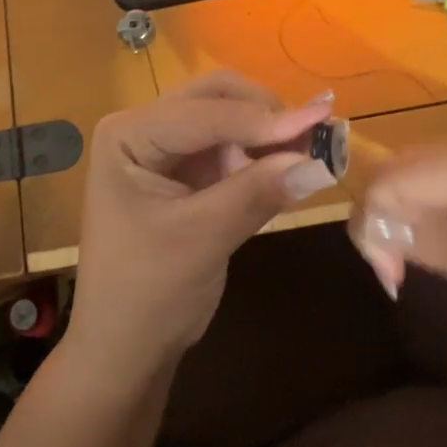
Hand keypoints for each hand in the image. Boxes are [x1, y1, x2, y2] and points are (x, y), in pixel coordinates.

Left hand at [68, 72, 338, 376]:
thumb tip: (321, 160)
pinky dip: (261, 153)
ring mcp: (164, 149)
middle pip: (215, 98)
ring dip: (267, 131)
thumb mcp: (202, 239)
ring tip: (311, 152)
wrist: (125, 348)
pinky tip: (290, 168)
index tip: (321, 122)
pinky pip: (231, 148)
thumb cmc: (148, 292)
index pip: (203, 111)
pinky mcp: (186, 173)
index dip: (263, 117)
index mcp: (128, 134)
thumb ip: (257, 193)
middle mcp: (142, 129)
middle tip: (317, 136)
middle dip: (264, 113)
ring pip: (227, 118)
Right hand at [348, 108, 446, 370]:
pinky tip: (438, 247)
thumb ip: (444, 243)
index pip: (396, 175)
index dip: (376, 223)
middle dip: (383, 219)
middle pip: (400, 167)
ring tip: (410, 270)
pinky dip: (425, 213)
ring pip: (414, 173)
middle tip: (396, 280)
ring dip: (400, 217)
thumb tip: (372, 221)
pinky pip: (440, 181)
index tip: (391, 281)